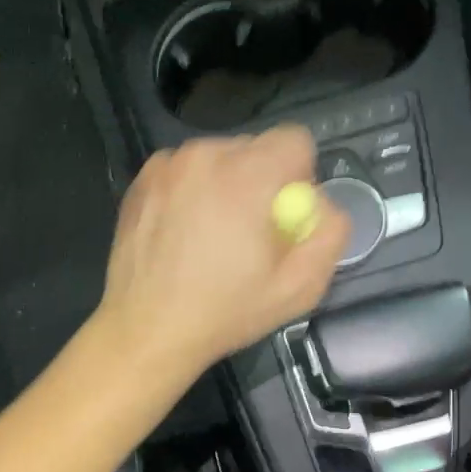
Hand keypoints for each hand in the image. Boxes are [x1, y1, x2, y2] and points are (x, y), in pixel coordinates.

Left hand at [92, 127, 349, 378]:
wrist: (147, 331)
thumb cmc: (224, 313)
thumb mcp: (300, 287)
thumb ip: (330, 232)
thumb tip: (320, 205)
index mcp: (248, 174)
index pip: (295, 140)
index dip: (298, 179)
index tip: (283, 218)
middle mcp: (206, 156)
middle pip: (254, 149)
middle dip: (260, 184)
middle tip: (246, 237)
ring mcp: (167, 166)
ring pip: (216, 160)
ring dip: (223, 188)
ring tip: (210, 240)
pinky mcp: (141, 181)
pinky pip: (182, 174)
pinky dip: (190, 195)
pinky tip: (181, 237)